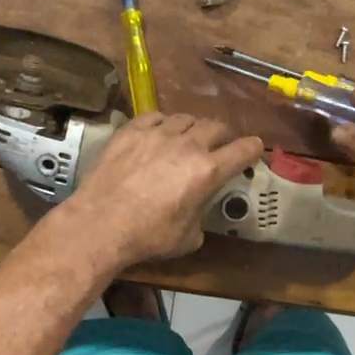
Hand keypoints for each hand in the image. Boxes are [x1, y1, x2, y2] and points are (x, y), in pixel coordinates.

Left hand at [60, 112, 263, 269]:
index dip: (253, 149)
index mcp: (208, 172)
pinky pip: (155, 117)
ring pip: (186, 118)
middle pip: (216, 126)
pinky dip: (163, 124)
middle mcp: (187, 145)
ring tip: (186, 139)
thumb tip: (197, 212)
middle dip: (223, 136)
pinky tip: (158, 134)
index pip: (243, 149)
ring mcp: (157, 134)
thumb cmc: (148, 237)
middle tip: (219, 147)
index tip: (253, 152)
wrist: (100, 224)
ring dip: (192, 128)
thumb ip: (200, 216)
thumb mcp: (188, 238)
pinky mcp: (131, 131)